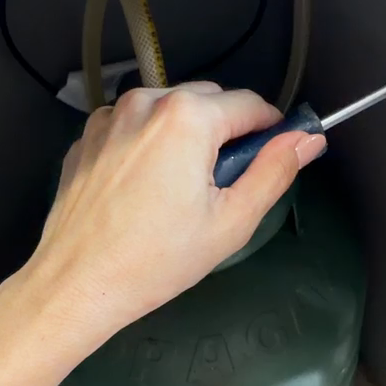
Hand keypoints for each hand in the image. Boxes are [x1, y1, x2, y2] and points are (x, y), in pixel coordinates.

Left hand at [5, 82, 325, 359]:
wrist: (77, 284)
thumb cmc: (157, 261)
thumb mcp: (230, 223)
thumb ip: (274, 172)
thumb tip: (308, 139)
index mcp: (187, 117)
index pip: (250, 104)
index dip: (270, 130)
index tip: (272, 158)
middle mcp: (145, 101)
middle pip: (207, 101)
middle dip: (224, 133)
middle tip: (220, 188)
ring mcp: (108, 118)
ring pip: (167, 110)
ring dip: (184, 137)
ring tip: (177, 192)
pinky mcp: (85, 139)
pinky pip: (131, 128)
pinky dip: (147, 145)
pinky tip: (141, 191)